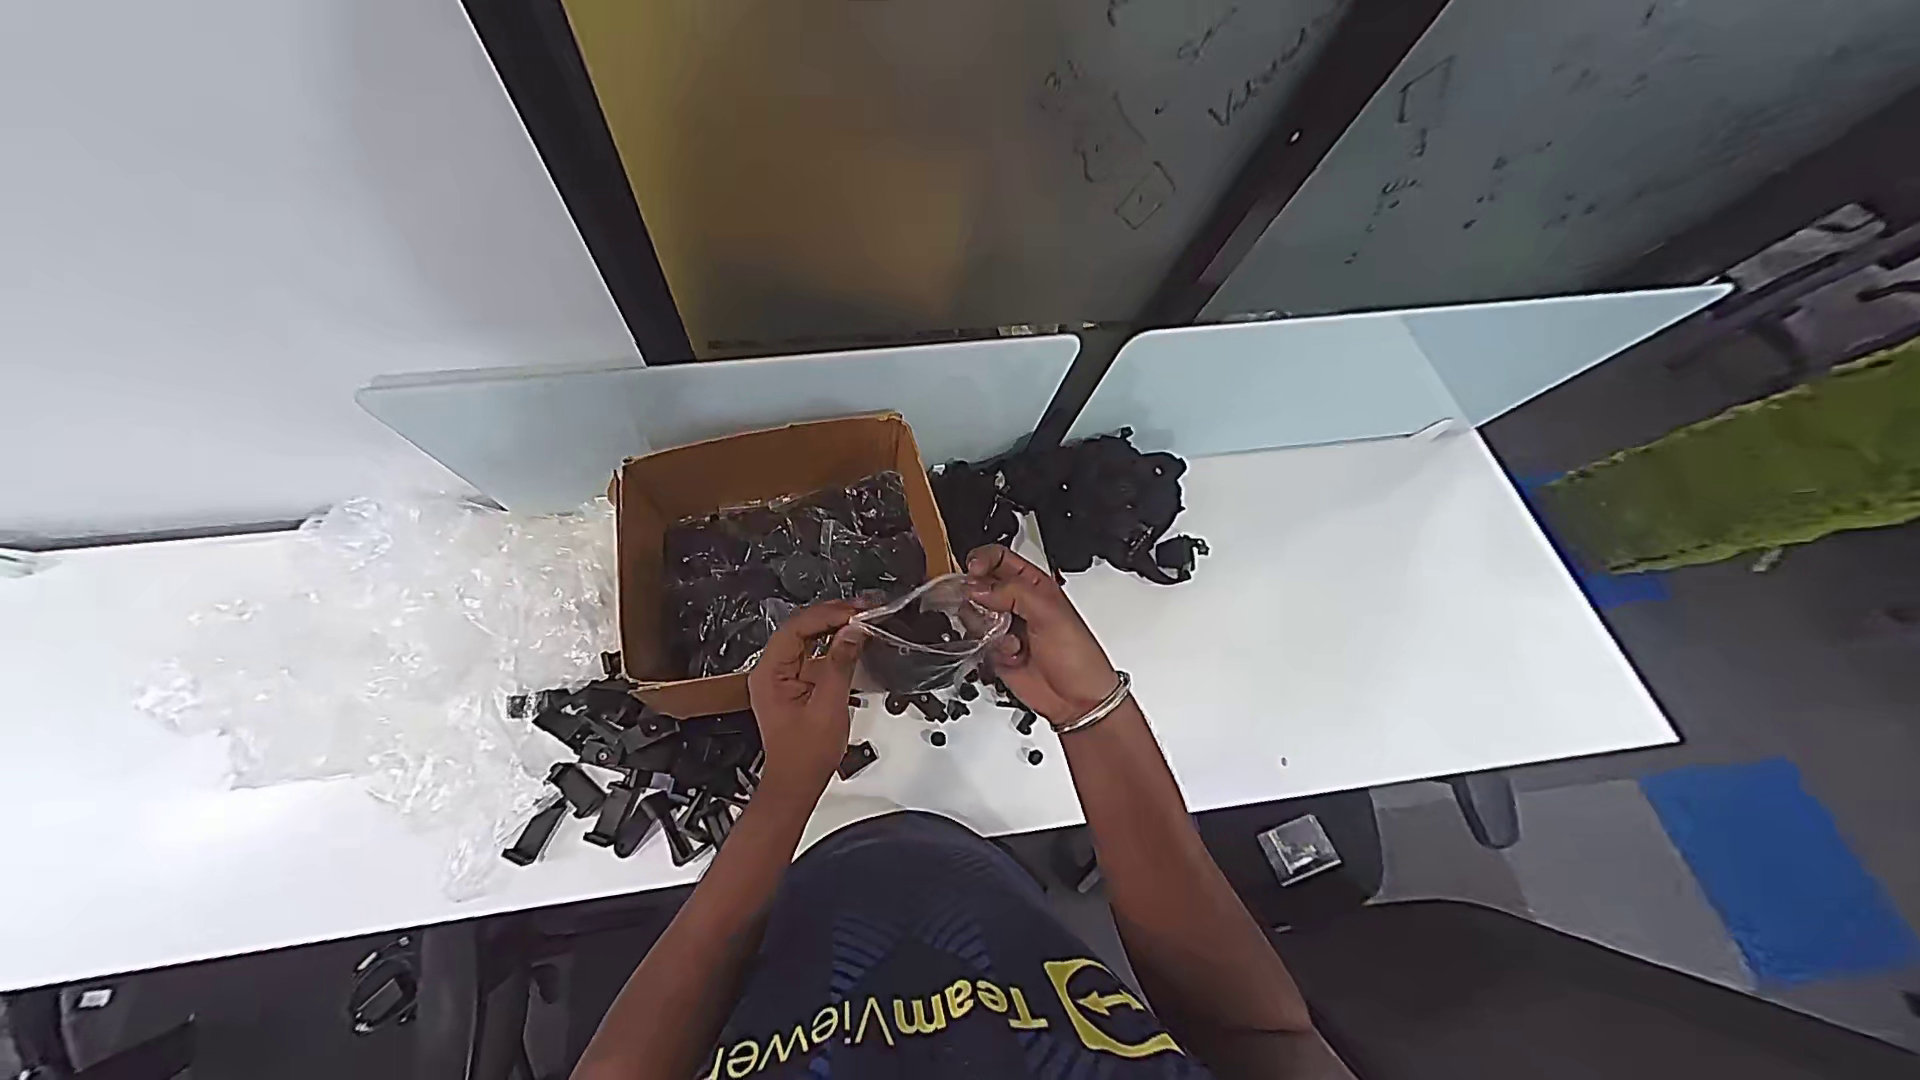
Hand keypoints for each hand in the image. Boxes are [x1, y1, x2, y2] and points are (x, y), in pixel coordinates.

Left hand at [747, 601, 864, 797]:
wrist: (798, 783)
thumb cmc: (805, 755)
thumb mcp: (829, 705)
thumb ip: (841, 664)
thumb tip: (853, 632)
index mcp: (770, 673)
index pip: (796, 628)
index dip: (827, 615)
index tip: (854, 612)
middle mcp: (771, 671)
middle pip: (801, 629)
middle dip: (832, 617)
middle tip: (861, 611)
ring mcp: (783, 677)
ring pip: (808, 639)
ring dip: (835, 629)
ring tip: (861, 621)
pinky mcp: (796, 684)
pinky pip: (814, 655)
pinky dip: (834, 646)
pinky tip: (852, 643)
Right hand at [966, 546, 1121, 726]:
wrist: (1077, 700)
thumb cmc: (1078, 655)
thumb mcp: (1049, 613)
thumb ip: (1013, 592)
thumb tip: (979, 587)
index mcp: (1034, 585)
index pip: (999, 559)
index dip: (982, 560)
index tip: (973, 571)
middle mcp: (1017, 603)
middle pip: (979, 585)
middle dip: (976, 595)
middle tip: (983, 606)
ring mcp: (1005, 627)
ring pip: (973, 614)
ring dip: (983, 625)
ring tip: (1003, 635)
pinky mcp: (996, 651)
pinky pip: (975, 641)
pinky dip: (988, 648)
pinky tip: (1010, 654)